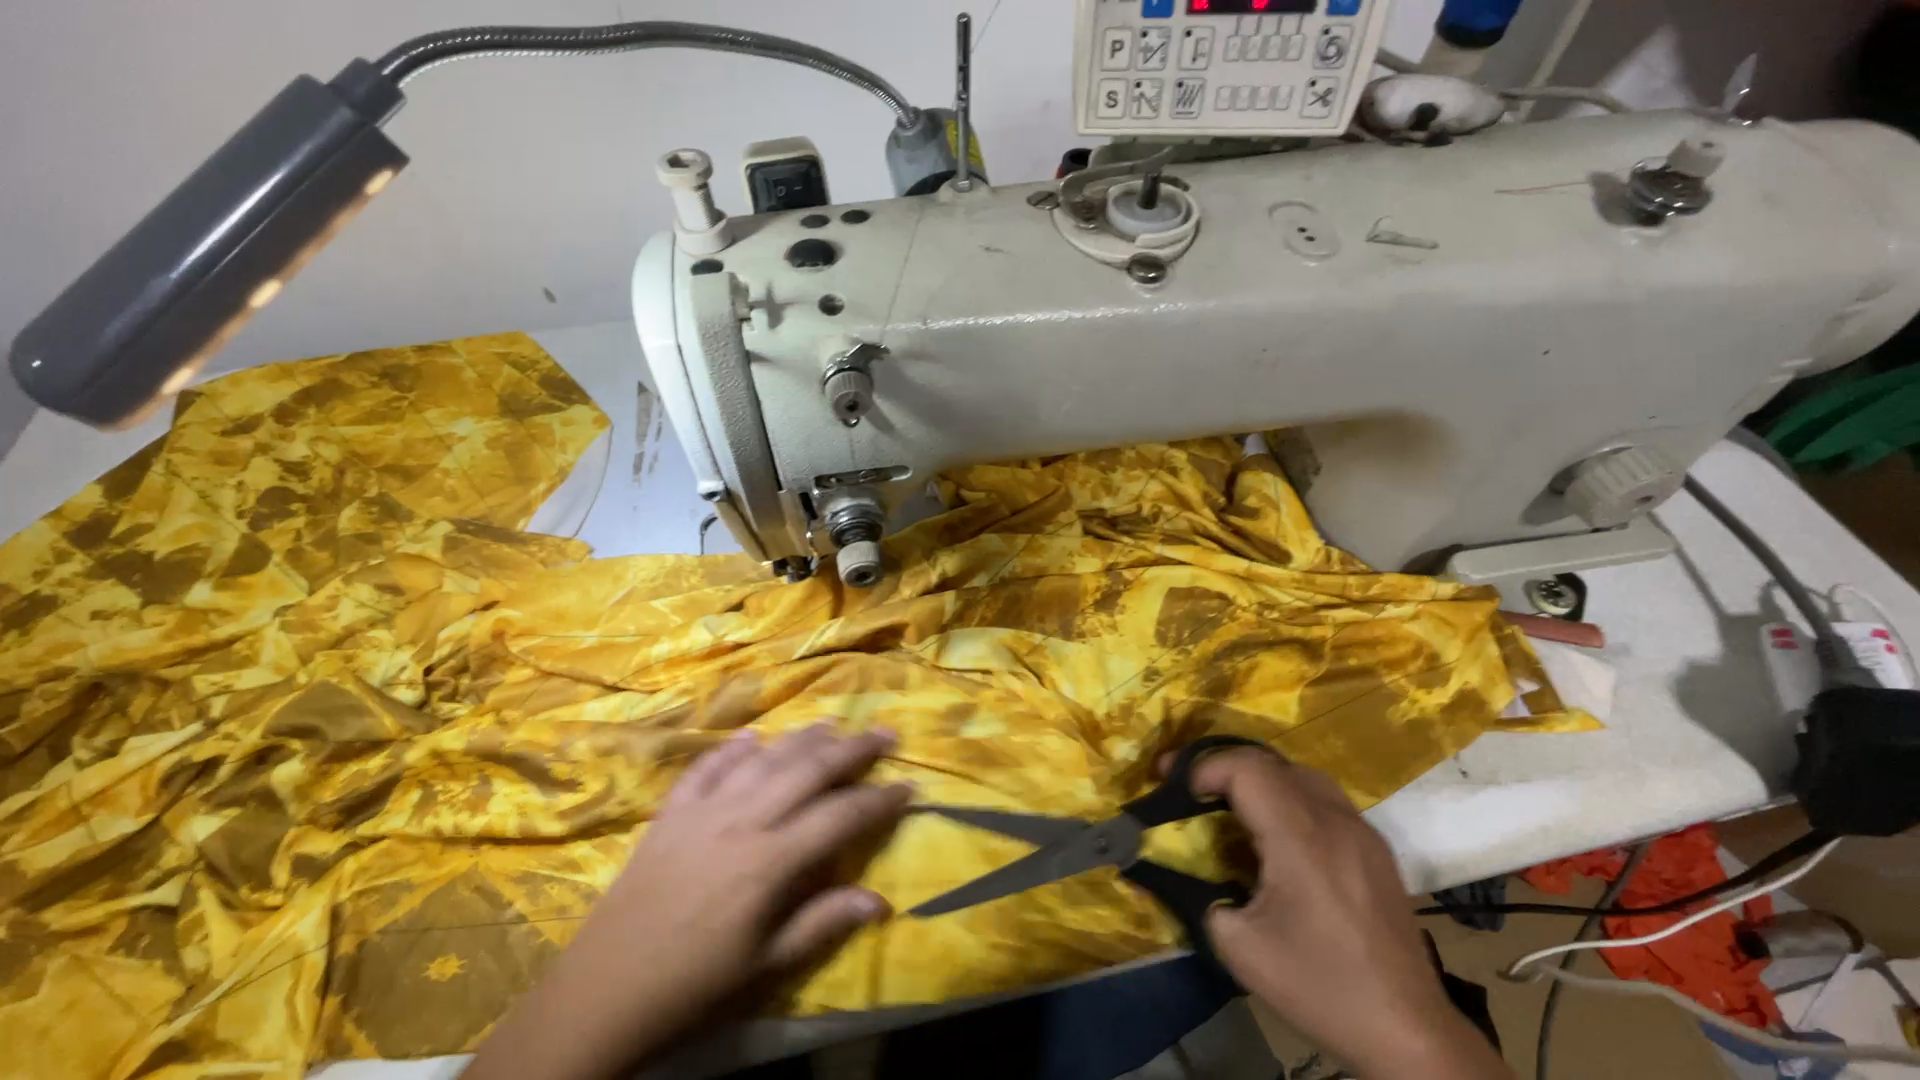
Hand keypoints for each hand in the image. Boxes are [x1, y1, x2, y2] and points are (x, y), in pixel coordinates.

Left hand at [466, 725, 910, 1079]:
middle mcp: (741, 822)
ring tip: (831, 724)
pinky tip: (752, 738)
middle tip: (884, 733)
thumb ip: (823, 922)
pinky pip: (705, 768)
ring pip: (761, 759)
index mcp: (769, 862)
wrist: (604, 990)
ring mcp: (701, 811)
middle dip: (851, 749)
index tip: (908, 786)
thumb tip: (881, 902)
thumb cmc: (695, 984)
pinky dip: (732, 749)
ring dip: (800, 739)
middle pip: (806, 770)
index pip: (839, 817)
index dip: (878, 800)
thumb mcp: (766, 964)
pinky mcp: (669, 814)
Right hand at [1193, 749, 1510, 1079]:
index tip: (1175, 790)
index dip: (1204, 768)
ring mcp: (1363, 832)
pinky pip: (1326, 801)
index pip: (1247, 768)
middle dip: (1225, 768)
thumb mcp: (1239, 948)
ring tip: (1230, 807)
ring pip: (1303, 776)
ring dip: (1260, 780)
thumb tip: (1176, 871)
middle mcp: (1336, 821)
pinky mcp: (1377, 850)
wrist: (1406, 1029)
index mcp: (1301, 838)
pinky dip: (1290, 799)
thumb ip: (1199, 896)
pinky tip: (1275, 836)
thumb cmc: (1319, 987)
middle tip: (1191, 791)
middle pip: (1273, 763)